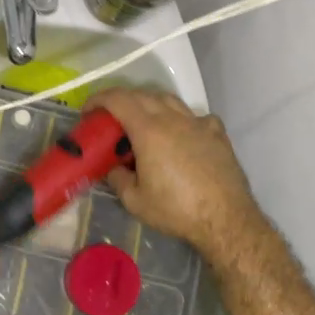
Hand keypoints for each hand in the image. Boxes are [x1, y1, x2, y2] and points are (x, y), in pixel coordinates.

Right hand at [87, 88, 267, 263]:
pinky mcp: (217, 134)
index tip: (88, 111)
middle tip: (110, 117)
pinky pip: (195, 116)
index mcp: (149, 130)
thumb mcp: (135, 201)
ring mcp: (198, 123)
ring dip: (150, 104)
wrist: (225, 219)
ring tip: (143, 121)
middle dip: (121, 100)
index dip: (99, 100)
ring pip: (170, 100)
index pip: (118, 100)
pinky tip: (182, 133)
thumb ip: (118, 179)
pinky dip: (182, 119)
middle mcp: (173, 119)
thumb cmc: (176, 210)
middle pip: (142, 95)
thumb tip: (113, 168)